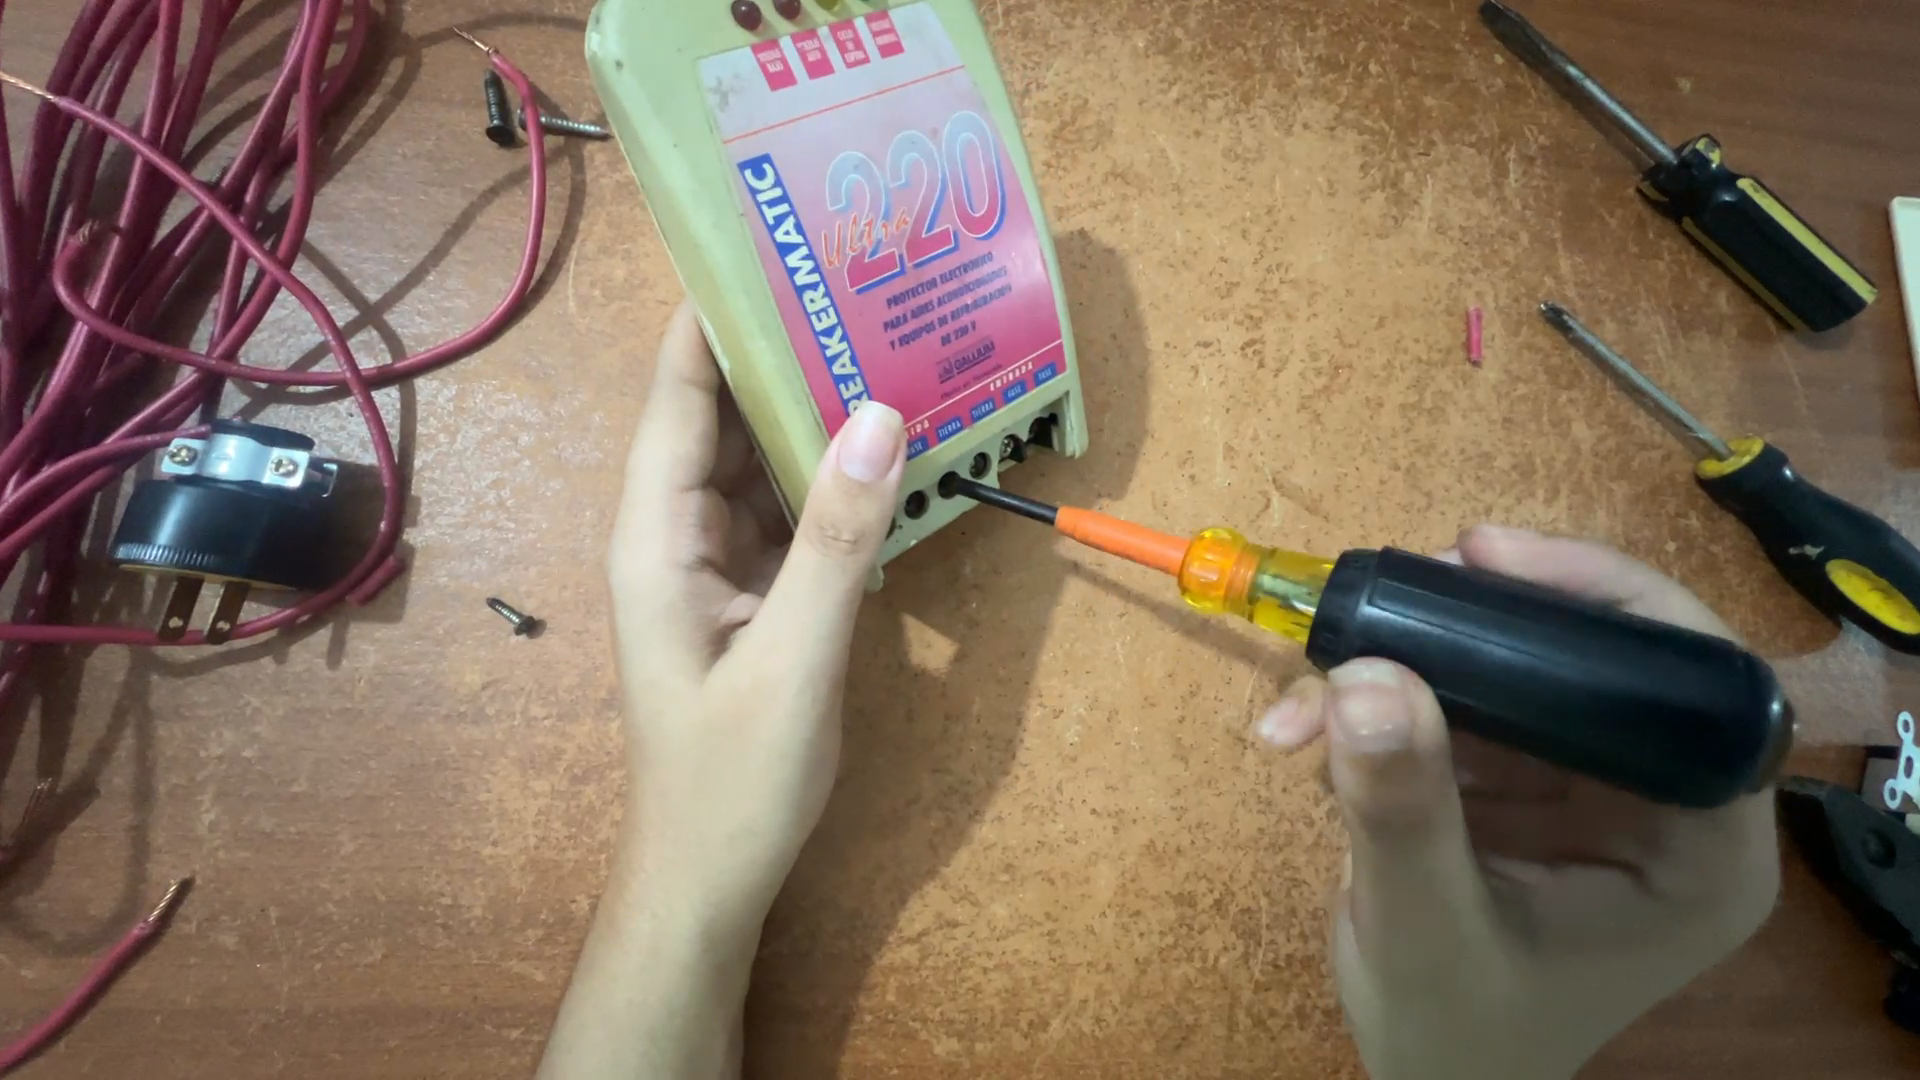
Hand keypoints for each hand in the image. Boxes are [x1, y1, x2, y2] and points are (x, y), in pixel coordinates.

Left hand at [608, 302, 904, 934]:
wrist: (714, 873)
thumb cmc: (737, 776)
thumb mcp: (796, 657)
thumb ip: (837, 541)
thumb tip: (880, 416)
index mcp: (659, 536)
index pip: (679, 398)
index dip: (712, 319)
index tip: (771, 249)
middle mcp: (680, 533)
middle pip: (722, 420)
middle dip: (781, 358)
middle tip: (855, 295)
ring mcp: (719, 563)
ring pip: (761, 465)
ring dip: (813, 417)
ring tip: (881, 354)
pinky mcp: (757, 591)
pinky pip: (791, 513)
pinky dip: (831, 480)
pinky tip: (882, 455)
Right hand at [1255, 525, 1779, 1079]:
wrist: (1413, 1060)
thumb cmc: (1453, 1023)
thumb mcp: (1424, 921)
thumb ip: (1401, 808)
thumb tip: (1364, 677)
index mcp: (1685, 839)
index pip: (1685, 684)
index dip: (1602, 600)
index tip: (1485, 558)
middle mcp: (1626, 793)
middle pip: (1563, 659)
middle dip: (1456, 628)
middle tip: (1372, 601)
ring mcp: (1545, 782)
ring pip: (1474, 675)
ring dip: (1378, 670)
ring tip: (1296, 710)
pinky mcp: (1478, 779)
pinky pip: (1420, 706)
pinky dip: (1350, 708)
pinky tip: (1296, 739)